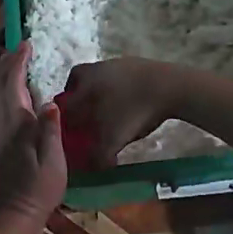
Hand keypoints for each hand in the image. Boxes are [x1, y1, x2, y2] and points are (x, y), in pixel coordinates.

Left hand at [0, 41, 66, 221]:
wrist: (15, 213)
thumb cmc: (40, 188)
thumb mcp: (54, 161)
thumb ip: (50, 131)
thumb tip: (51, 103)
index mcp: (17, 123)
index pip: (14, 84)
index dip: (18, 63)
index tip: (26, 45)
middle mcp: (1, 124)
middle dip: (7, 64)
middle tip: (18, 48)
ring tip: (4, 63)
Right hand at [54, 57, 180, 168]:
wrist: (170, 86)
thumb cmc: (134, 111)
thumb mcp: (113, 139)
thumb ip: (98, 157)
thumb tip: (92, 171)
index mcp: (83, 87)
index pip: (62, 103)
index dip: (63, 119)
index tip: (70, 131)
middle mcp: (93, 71)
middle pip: (75, 82)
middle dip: (75, 97)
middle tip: (83, 115)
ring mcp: (114, 63)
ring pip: (96, 78)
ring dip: (97, 93)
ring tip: (108, 112)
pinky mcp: (132, 62)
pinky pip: (116, 77)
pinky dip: (116, 90)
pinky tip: (128, 103)